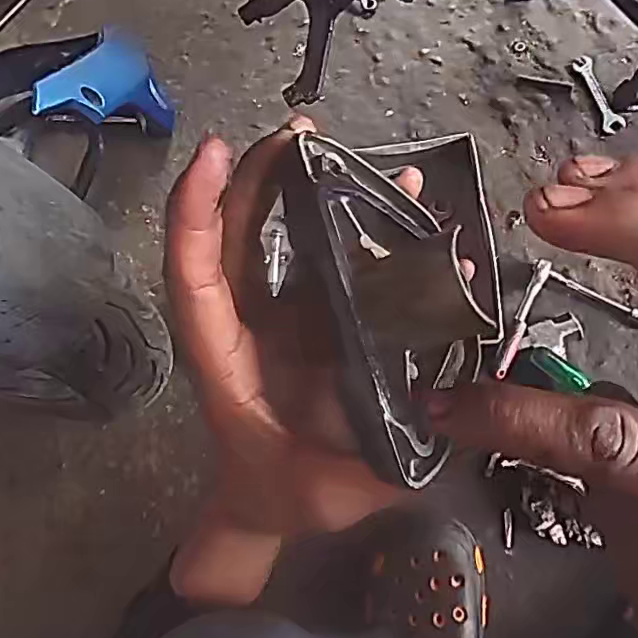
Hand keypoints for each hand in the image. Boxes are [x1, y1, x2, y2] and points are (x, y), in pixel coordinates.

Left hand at [161, 118, 406, 601]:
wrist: (272, 504)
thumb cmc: (286, 498)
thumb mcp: (327, 493)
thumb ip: (375, 463)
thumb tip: (441, 411)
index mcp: (226, 362)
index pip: (196, 280)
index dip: (199, 215)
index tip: (219, 155)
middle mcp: (246, 326)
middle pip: (233, 239)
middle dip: (256, 177)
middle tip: (296, 132)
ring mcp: (278, 318)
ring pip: (278, 241)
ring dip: (301, 189)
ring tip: (338, 148)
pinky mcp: (310, 319)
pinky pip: (324, 262)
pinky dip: (352, 228)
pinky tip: (395, 203)